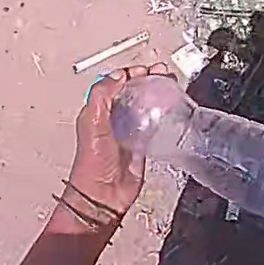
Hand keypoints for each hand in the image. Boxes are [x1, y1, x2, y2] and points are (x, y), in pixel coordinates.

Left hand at [64, 64, 169, 223]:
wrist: (103, 195)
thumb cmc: (92, 165)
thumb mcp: (92, 123)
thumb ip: (101, 96)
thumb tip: (116, 76)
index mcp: (97, 111)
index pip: (115, 84)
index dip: (130, 73)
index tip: (145, 69)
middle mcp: (112, 119)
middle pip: (133, 92)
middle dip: (148, 80)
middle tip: (162, 74)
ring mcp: (128, 131)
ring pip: (145, 105)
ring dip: (157, 94)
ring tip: (169, 85)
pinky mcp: (142, 144)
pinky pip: (154, 124)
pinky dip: (162, 114)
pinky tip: (170, 109)